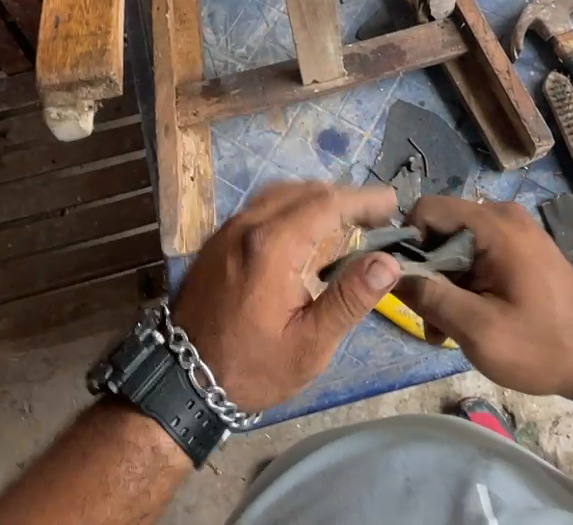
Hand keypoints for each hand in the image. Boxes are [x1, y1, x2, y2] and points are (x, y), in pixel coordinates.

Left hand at [170, 182, 401, 412]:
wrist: (180, 380)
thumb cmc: (250, 368)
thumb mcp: (309, 345)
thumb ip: (349, 299)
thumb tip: (387, 262)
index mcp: (271, 246)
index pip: (326, 204)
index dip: (362, 199)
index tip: (392, 202)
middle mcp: (246, 225)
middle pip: (304, 191)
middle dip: (343, 196)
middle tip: (376, 213)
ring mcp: (227, 229)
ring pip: (280, 193)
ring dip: (316, 198)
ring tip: (348, 216)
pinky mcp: (217, 239)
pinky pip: (261, 206)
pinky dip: (291, 206)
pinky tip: (306, 228)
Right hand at [393, 195, 572, 400]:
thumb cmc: (543, 345)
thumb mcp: (478, 329)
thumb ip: (430, 297)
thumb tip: (388, 274)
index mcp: (493, 225)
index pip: (426, 210)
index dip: (406, 243)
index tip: (404, 283)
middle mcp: (502, 216)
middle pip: (440, 228)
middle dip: (426, 271)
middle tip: (429, 319)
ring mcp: (514, 231)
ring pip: (455, 245)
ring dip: (444, 282)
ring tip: (447, 330)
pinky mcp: (521, 248)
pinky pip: (476, 253)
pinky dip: (465, 282)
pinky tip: (470, 319)